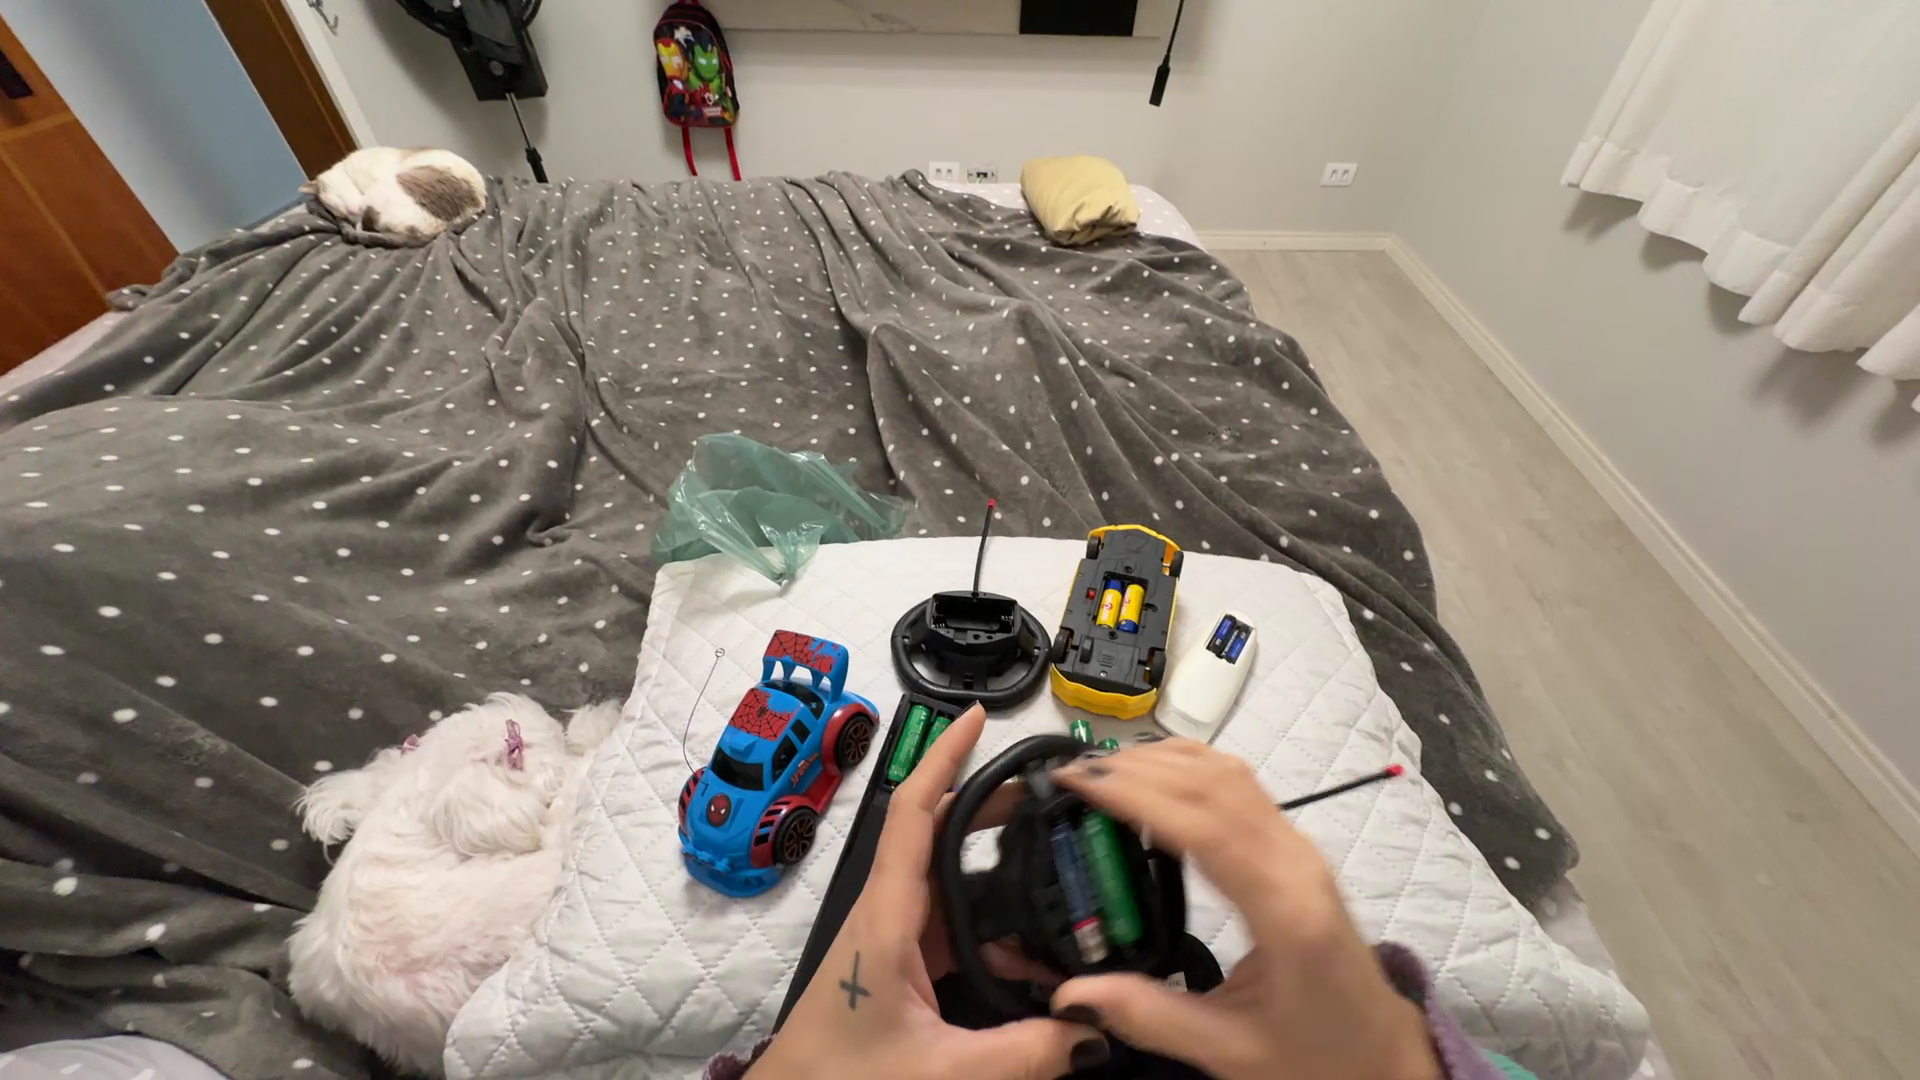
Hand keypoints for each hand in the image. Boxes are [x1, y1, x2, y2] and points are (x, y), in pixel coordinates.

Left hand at [750, 704, 1103, 1079]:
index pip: (915, 811)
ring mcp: (897, 931)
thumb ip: (1023, 1054)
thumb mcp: (940, 1070)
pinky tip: (1034, 952)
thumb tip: (1095, 1033)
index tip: (978, 717)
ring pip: (953, 878)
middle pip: (942, 831)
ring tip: (1055, 866)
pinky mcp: (904, 956)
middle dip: (992, 804)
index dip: (944, 756)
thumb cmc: (841, 1079)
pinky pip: (956, 922)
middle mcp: (891, 907)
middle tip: (1046, 794)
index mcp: (888, 913)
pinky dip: (996, 924)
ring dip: (999, 868)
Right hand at [1047, 740, 1441, 1079]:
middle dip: (1136, 768)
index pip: (1203, 826)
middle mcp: (1295, 861)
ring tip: (1101, 766)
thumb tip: (1069, 995)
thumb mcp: (1232, 1055)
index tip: (1078, 781)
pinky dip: (1188, 763)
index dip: (1136, 793)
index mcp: (1284, 911)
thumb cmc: (1317, 1060)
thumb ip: (1150, 1018)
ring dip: (1161, 758)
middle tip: (1073, 771)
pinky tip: (1153, 770)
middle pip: (1211, 785)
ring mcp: (1299, 845)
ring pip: (1227, 772)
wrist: (1388, 1058)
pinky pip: (1238, 782)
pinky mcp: (1293, 842)